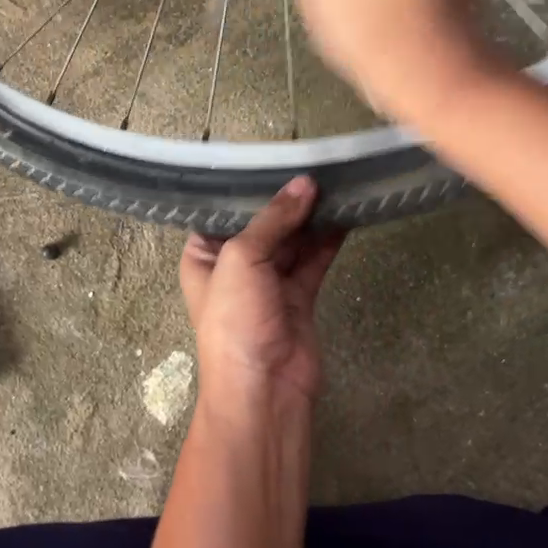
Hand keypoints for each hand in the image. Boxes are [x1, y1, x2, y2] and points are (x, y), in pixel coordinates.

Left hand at [179, 176, 345, 408]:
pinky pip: (312, 262)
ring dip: (309, 218)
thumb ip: (274, 219)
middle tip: (313, 167)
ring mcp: (266, 283)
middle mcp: (232, 266)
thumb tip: (305, 183)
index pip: (223, 212)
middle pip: (261, 224)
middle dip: (285, 201)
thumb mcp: (242, 258)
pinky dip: (326, 242)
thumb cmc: (235, 318)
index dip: (247, 188)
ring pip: (290, 241)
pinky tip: (344, 217)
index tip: (274, 158)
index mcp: (203, 255)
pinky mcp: (298, 298)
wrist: (264, 389)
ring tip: (333, 185)